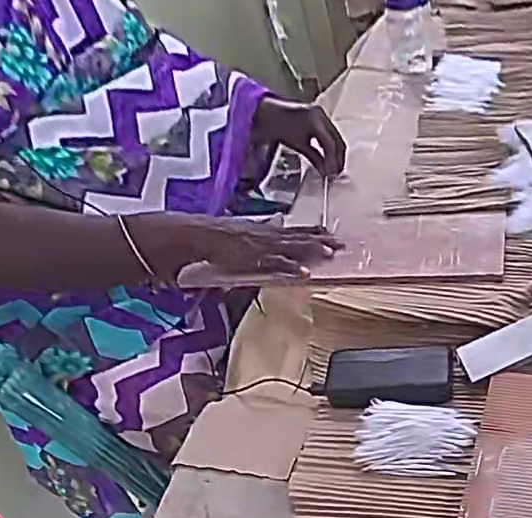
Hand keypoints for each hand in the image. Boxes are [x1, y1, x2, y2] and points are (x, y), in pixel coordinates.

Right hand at [146, 215, 341, 279]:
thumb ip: (253, 243)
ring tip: (332, 253)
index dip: (311, 232)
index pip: (291, 230)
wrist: (188, 236)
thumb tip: (264, 240)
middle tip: (342, 243)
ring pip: (291, 247)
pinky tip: (305, 273)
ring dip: (312, 250)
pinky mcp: (251, 259)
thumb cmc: (208, 241)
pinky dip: (290, 268)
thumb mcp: (236, 239)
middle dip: (321, 239)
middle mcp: (263, 235)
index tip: (330, 232)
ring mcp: (258, 246)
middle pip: (297, 237)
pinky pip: (274, 264)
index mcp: (260, 231)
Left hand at [252, 98, 346, 178]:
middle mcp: (321, 116)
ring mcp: (322, 116)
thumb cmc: (280, 125)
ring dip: (337, 156)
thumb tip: (326, 171)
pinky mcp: (321, 120)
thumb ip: (315, 157)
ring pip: (337, 140)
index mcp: (316, 119)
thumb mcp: (298, 144)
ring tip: (333, 169)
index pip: (331, 144)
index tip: (332, 174)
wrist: (270, 113)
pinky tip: (330, 160)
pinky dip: (332, 150)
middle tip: (335, 174)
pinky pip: (332, 137)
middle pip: (338, 142)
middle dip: (338, 160)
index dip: (334, 161)